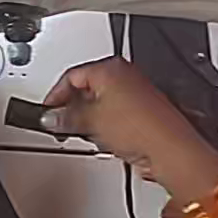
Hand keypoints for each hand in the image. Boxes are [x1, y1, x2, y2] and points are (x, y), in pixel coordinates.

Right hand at [43, 57, 217, 202]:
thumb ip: (65, 117)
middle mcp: (125, 76)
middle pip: (86, 87)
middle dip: (71, 107)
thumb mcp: (91, 120)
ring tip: (82, 132)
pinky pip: (113, 114)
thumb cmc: (141, 127)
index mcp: (110, 68)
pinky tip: (101, 138)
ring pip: (99, 102)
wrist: (170, 150)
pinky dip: (103, 124)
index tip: (47, 111)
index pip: (71, 76)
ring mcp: (135, 93)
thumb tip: (51, 118)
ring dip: (87, 118)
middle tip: (59, 122)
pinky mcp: (142, 112)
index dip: (55, 95)